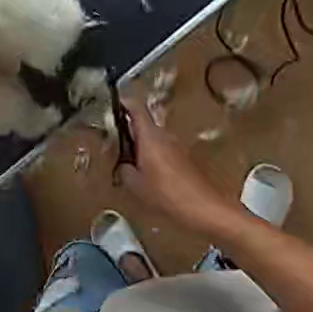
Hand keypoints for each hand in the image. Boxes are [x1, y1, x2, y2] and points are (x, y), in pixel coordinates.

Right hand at [117, 94, 242, 235]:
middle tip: (110, 142)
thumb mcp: (134, 184)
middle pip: (143, 124)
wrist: (204, 208)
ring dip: (139, 145)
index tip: (109, 106)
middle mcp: (164, 135)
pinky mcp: (184, 158)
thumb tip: (122, 164)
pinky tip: (144, 174)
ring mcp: (176, 146)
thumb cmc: (166, 194)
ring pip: (152, 138)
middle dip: (126, 130)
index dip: (122, 103)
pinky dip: (151, 156)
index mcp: (150, 135)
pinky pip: (162, 150)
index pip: (135, 108)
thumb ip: (123, 169)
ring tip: (125, 161)